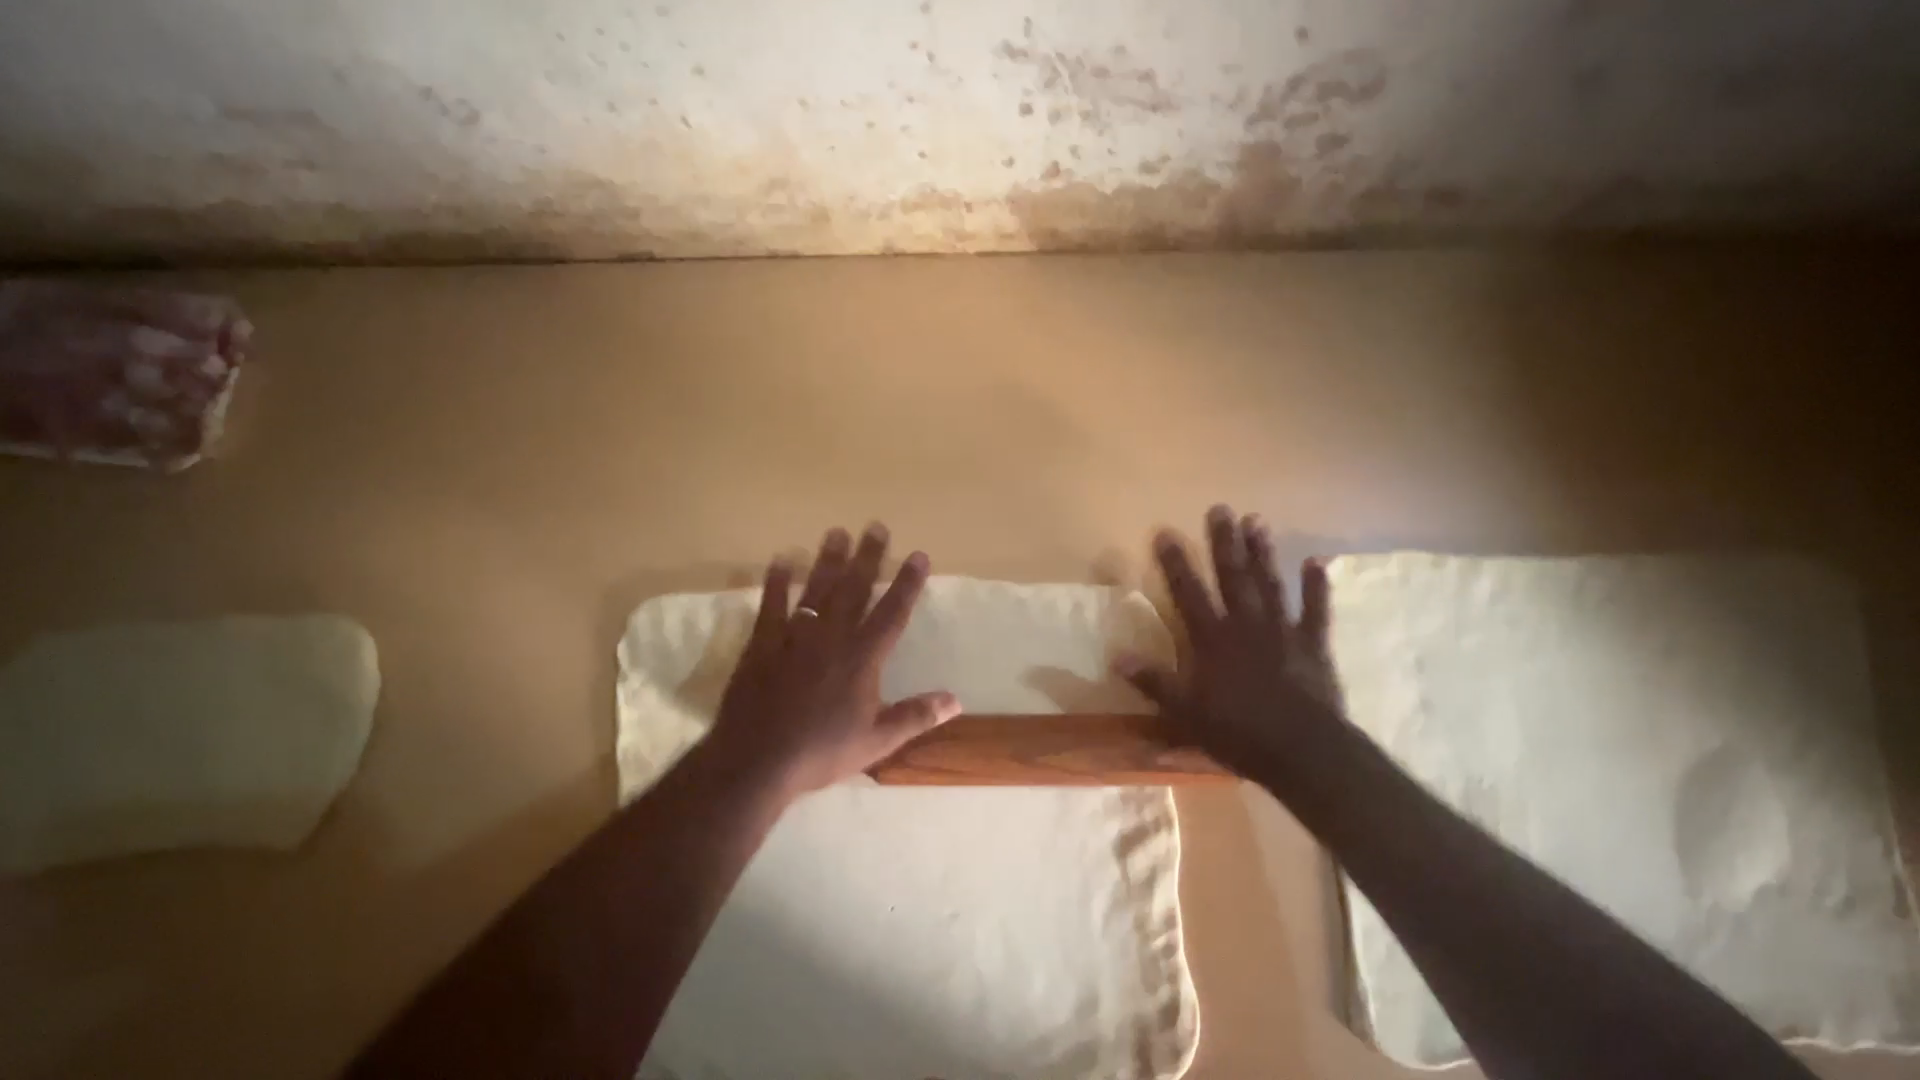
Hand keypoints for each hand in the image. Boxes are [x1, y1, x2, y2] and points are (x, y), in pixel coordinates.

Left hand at [703, 524, 960, 796]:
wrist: (757, 760)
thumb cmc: (821, 752)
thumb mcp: (877, 741)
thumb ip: (915, 716)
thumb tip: (956, 700)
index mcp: (862, 659)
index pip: (892, 613)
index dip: (907, 583)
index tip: (918, 555)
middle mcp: (831, 638)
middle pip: (854, 590)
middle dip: (868, 557)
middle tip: (876, 526)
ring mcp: (794, 637)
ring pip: (815, 590)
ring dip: (827, 560)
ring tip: (836, 532)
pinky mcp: (762, 644)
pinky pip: (771, 605)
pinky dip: (776, 582)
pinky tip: (781, 561)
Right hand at [1118, 505, 1345, 775]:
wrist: (1301, 750)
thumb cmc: (1237, 733)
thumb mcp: (1185, 712)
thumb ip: (1153, 681)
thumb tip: (1116, 656)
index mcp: (1212, 640)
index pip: (1188, 593)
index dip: (1175, 563)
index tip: (1165, 531)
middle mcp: (1245, 625)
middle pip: (1232, 577)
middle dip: (1223, 543)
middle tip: (1220, 508)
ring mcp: (1282, 631)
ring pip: (1269, 584)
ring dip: (1262, 553)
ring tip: (1256, 521)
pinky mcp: (1313, 645)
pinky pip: (1316, 610)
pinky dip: (1317, 586)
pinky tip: (1317, 561)